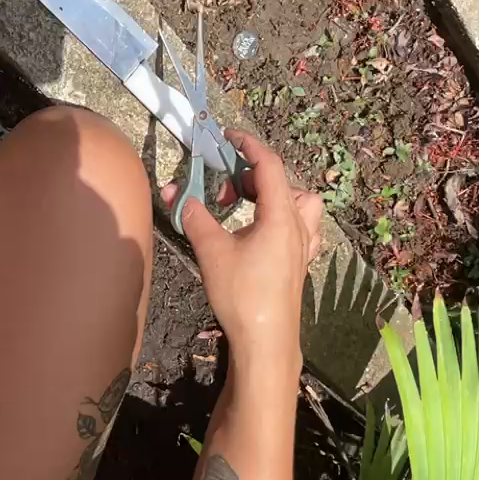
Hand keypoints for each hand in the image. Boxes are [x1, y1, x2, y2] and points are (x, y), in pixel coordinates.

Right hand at [166, 131, 323, 368]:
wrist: (266, 341)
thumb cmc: (242, 294)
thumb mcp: (211, 251)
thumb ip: (194, 216)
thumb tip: (175, 193)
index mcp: (280, 216)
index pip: (270, 165)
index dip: (249, 145)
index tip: (228, 137)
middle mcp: (298, 226)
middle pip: (283, 181)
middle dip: (250, 176)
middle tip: (223, 192)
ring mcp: (303, 245)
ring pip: (299, 202)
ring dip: (274, 194)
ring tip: (247, 206)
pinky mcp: (300, 262)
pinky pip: (301, 225)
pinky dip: (284, 216)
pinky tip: (263, 231)